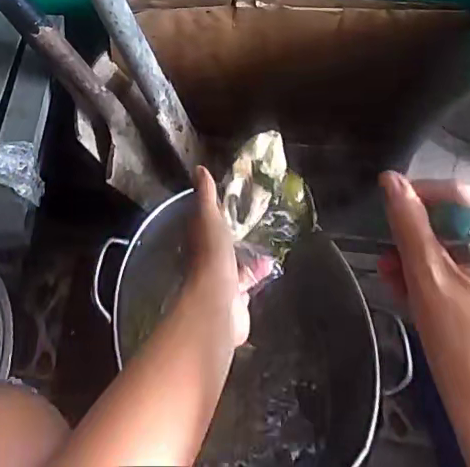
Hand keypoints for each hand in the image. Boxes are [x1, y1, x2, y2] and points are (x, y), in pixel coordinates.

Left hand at [185, 166, 274, 347]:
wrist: (217, 301)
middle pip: (222, 242)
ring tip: (268, 243)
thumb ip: (206, 195)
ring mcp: (221, 279)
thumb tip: (199, 168)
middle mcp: (206, 258)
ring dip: (250, 255)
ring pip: (236, 263)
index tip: (236, 199)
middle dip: (237, 235)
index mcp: (198, 236)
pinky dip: (258, 274)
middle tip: (257, 223)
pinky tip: (271, 265)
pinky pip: (248, 282)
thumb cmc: (211, 254)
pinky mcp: (236, 298)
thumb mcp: (209, 216)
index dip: (219, 210)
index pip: (207, 219)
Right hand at [379, 172, 469, 466]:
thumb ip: (409, 225)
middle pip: (458, 225)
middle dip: (417, 230)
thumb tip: (392, 182)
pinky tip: (405, 289)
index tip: (393, 201)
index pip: (462, 196)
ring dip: (418, 255)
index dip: (424, 193)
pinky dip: (432, 278)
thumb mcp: (428, 278)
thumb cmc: (465, 350)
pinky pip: (460, 279)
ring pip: (455, 254)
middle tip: (388, 240)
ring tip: (389, 268)